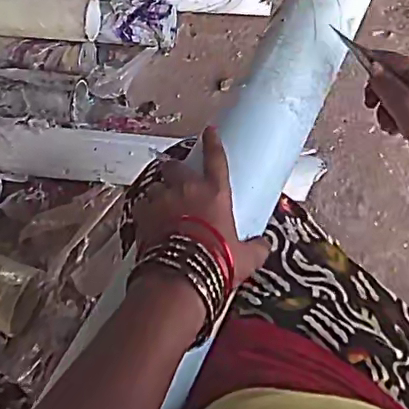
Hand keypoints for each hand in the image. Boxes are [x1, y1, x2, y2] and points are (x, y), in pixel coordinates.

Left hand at [132, 126, 266, 286]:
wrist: (181, 276)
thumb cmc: (217, 262)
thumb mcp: (246, 258)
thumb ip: (257, 247)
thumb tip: (265, 245)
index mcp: (215, 192)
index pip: (215, 159)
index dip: (213, 143)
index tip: (209, 131)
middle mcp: (187, 189)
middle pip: (176, 166)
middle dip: (175, 169)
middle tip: (177, 178)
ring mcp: (162, 199)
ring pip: (157, 186)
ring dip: (160, 194)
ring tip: (163, 209)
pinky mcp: (142, 213)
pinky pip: (142, 206)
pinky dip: (145, 212)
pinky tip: (150, 224)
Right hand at [361, 49, 408, 170]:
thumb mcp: (403, 102)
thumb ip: (384, 83)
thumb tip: (372, 67)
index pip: (391, 59)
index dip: (373, 62)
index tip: (360, 67)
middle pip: (389, 78)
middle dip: (377, 92)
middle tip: (372, 103)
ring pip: (392, 96)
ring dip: (384, 109)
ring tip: (389, 122)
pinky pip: (399, 109)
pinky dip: (393, 118)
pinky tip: (396, 128)